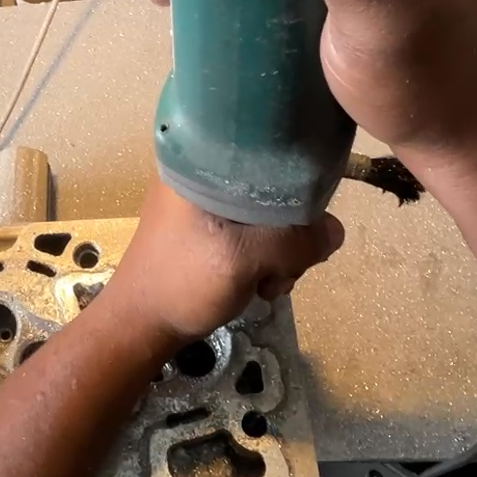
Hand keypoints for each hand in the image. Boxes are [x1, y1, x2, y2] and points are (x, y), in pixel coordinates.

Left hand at [109, 181, 341, 344]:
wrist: (140, 325)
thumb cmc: (182, 281)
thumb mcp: (243, 258)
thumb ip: (294, 241)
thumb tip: (335, 231)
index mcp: (199, 162)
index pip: (266, 151)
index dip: (294, 184)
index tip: (304, 221)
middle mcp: (202, 174)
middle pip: (272, 189)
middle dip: (288, 233)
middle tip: (279, 267)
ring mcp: (205, 204)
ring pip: (267, 217)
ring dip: (278, 254)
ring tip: (265, 284)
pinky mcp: (208, 231)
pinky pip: (252, 235)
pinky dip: (263, 260)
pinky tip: (258, 286)